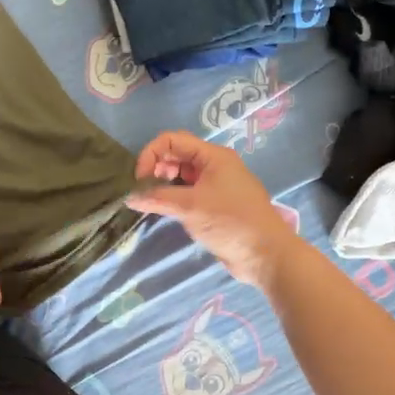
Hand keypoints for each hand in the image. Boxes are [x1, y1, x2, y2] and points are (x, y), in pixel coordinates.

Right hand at [127, 131, 296, 285]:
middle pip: (176, 156)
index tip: (140, 180)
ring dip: (163, 185)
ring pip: (180, 175)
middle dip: (155, 169)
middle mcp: (214, 165)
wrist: (265, 254)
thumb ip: (158, 198)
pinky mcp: (214, 204)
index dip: (151, 154)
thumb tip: (129, 197)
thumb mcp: (191, 207)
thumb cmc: (230, 222)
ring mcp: (215, 185)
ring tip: (150, 203)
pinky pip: (187, 193)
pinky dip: (172, 198)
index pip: (172, 140)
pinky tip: (163, 211)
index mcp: (213, 156)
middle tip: (144, 192)